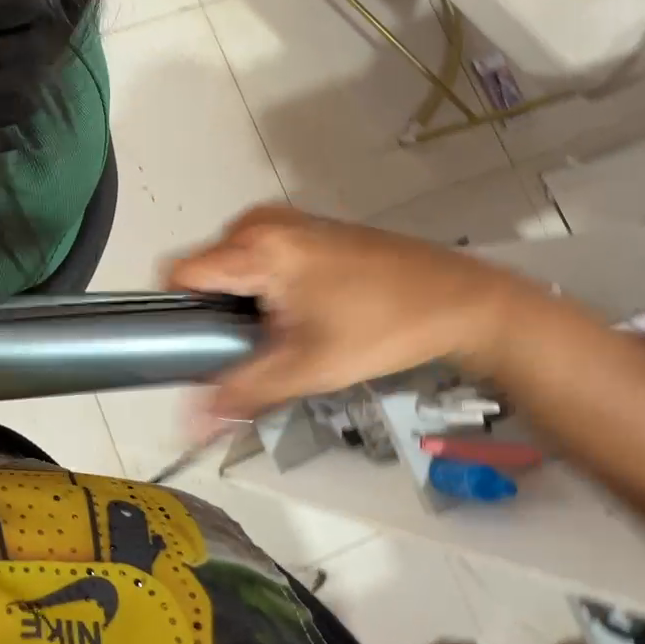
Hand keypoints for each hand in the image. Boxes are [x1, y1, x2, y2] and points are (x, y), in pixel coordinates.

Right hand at [165, 205, 558, 419]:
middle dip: (215, 310)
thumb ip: (243, 392)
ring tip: (277, 330)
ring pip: (226, 263)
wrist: (466, 302)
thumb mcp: (310, 368)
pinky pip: (252, 253)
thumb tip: (189, 425)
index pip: (179, 274)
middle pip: (203, 270)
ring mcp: (282, 218)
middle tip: (251, 345)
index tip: (199, 345)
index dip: (178, 313)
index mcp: (256, 246)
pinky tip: (295, 309)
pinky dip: (259, 282)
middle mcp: (259, 222)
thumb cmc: (386, 330)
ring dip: (237, 298)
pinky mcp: (301, 224)